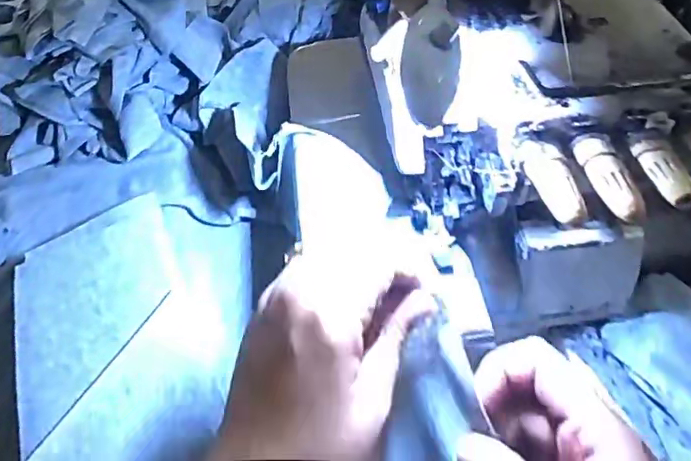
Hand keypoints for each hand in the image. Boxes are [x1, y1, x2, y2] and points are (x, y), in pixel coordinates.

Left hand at [209, 251, 434, 460]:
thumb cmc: (318, 446)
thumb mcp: (371, 402)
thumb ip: (396, 337)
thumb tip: (425, 298)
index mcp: (329, 312)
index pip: (380, 260)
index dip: (410, 269)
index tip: (427, 293)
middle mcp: (299, 288)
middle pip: (355, 249)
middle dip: (386, 264)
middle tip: (408, 295)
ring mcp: (276, 292)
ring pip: (330, 251)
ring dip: (359, 265)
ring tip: (378, 297)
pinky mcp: (264, 303)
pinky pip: (306, 265)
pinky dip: (331, 270)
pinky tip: (344, 298)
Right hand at [457, 337, 652, 460]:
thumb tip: (466, 443)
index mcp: (597, 421)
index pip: (540, 360)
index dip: (499, 371)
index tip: (471, 412)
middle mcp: (597, 430)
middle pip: (536, 392)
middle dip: (497, 410)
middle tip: (469, 445)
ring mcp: (594, 457)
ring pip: (538, 429)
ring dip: (504, 440)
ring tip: (477, 456)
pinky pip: (546, 454)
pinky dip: (519, 457)